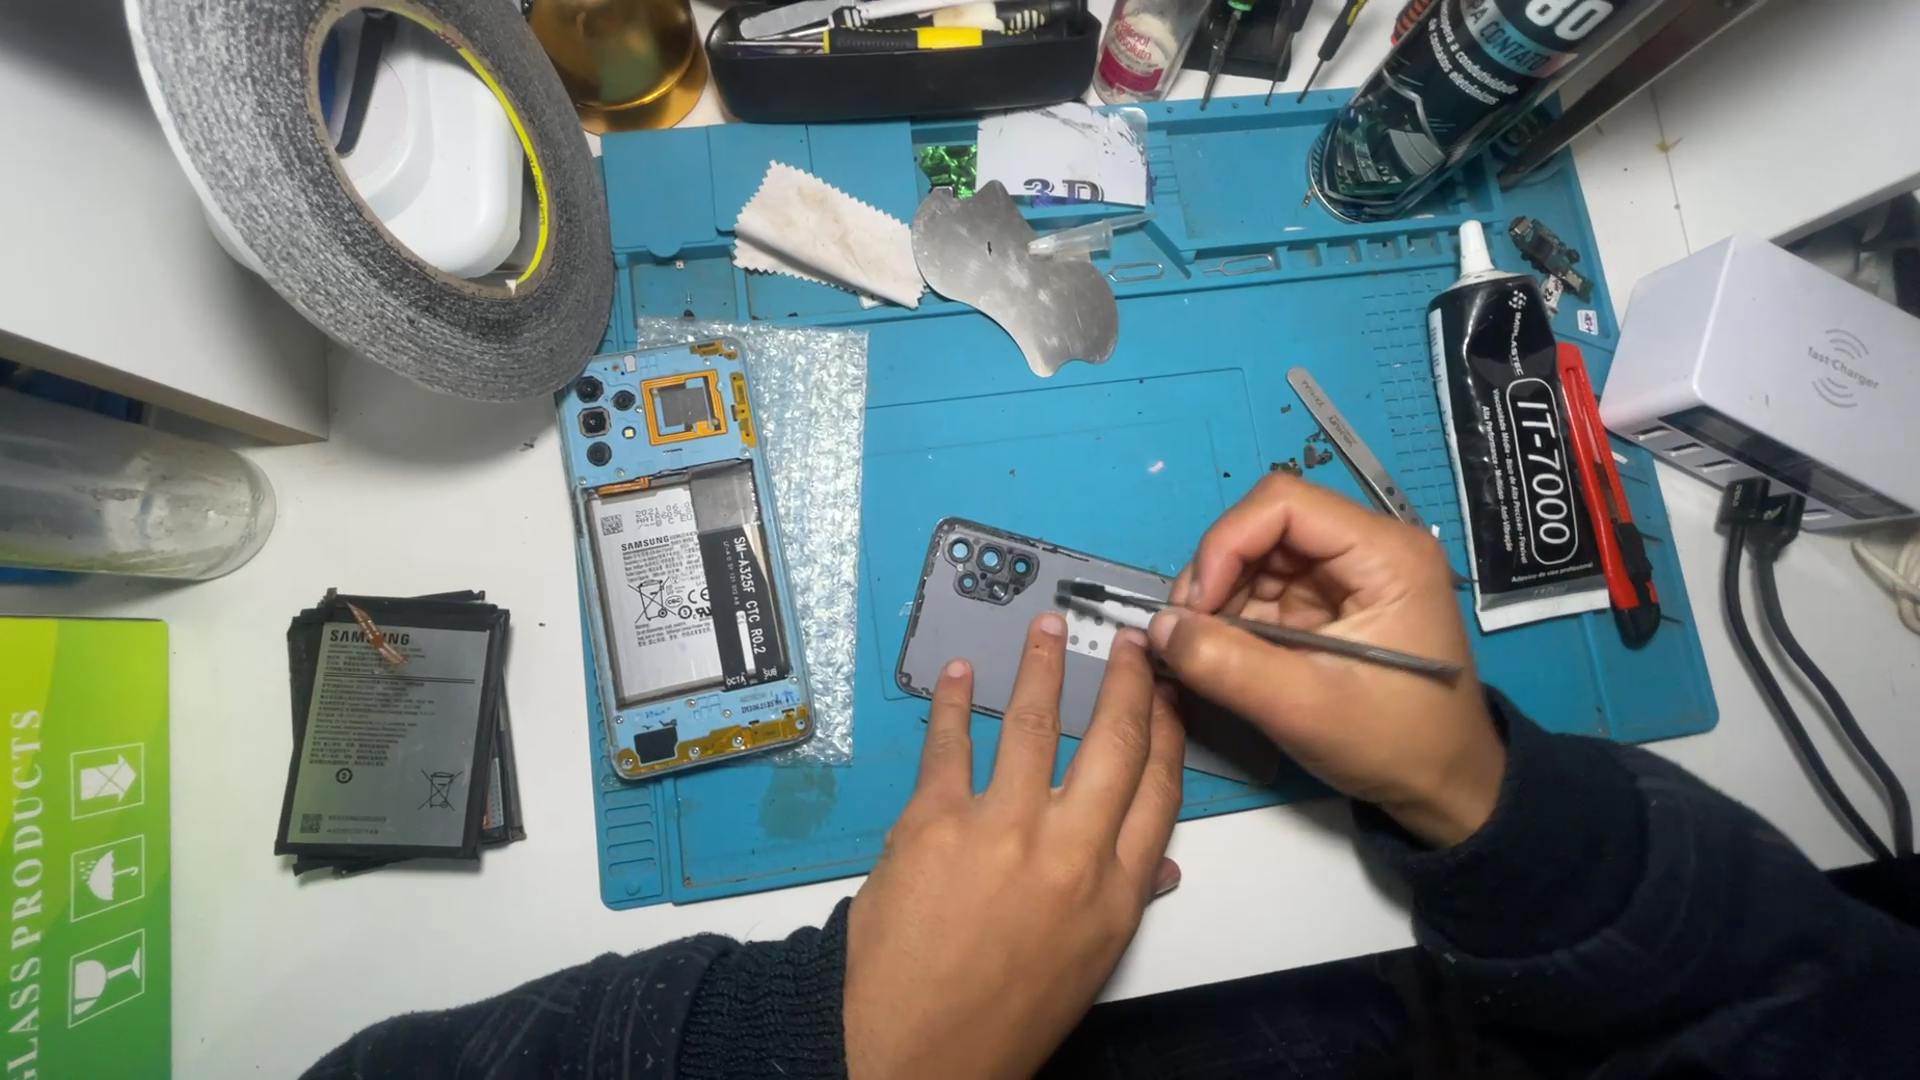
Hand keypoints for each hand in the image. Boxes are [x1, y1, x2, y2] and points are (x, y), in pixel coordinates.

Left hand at [843, 613, 1184, 1079]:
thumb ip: (1127, 899)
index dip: (1167, 729)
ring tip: (1048, 626)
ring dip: (1042, 667)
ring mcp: (1002, 830)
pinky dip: (949, 702)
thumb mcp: (1086, 963)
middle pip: (1114, 743)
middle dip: (1125, 681)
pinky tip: (955, 672)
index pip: (1160, 788)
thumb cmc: (1008, 1011)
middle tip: (1128, 640)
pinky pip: (949, 746)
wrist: (913, 1056)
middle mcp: (1070, 850)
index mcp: (1117, 891)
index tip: (1165, 691)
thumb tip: (1163, 859)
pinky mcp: (936, 822)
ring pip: (1032, 725)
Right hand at [1152, 473, 1504, 846]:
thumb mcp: (1304, 709)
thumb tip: (1159, 627)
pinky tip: (1222, 653)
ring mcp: (1337, 575)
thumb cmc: (1394, 744)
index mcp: (1382, 555)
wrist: (1442, 788)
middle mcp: (1360, 549)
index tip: (1199, 606)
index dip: (1226, 543)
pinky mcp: (1318, 602)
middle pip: (1259, 527)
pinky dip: (1226, 617)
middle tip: (1189, 633)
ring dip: (1214, 598)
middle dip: (1214, 575)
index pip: (1283, 504)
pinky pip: (1254, 588)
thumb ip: (1225, 665)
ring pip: (1249, 556)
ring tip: (1203, 649)